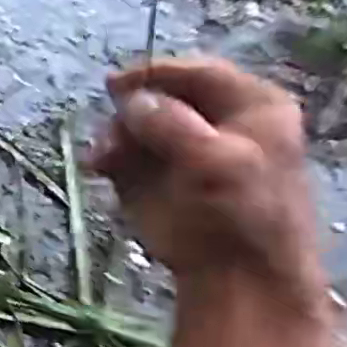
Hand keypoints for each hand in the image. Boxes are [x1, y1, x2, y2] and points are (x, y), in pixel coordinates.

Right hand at [89, 57, 322, 305]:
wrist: (234, 271)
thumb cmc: (239, 212)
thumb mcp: (214, 161)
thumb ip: (172, 125)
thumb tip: (132, 101)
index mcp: (248, 107)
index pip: (198, 75)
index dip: (157, 74)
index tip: (114, 83)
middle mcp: (211, 123)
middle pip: (161, 101)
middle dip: (130, 114)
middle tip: (111, 137)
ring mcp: (178, 153)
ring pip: (135, 129)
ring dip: (114, 139)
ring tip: (101, 159)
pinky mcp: (150, 182)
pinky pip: (122, 158)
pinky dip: (108, 159)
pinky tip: (98, 167)